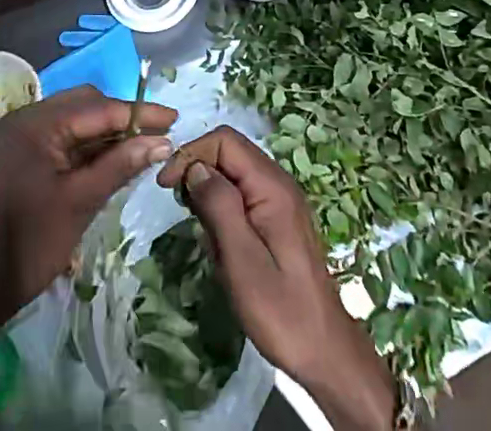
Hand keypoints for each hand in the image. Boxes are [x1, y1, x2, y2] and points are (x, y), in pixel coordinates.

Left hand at [0, 85, 178, 317]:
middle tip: (158, 137)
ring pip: (75, 122)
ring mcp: (20, 139)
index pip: (100, 107)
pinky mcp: (19, 158)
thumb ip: (121, 165)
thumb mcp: (80, 202)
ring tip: (142, 150)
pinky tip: (111, 163)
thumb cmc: (27, 243)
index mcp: (38, 124)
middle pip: (87, 105)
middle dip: (123, 119)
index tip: (176, 119)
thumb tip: (163, 141)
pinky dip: (87, 148)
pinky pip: (61, 140)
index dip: (140, 113)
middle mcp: (27, 120)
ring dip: (107, 134)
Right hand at [158, 128, 395, 430]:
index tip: (166, 185)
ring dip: (209, 193)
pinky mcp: (277, 217)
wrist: (324, 348)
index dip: (191, 154)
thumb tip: (196, 168)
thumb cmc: (281, 310)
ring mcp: (280, 200)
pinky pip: (242, 194)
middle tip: (181, 209)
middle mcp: (278, 183)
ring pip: (233, 172)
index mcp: (272, 187)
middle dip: (198, 171)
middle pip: (229, 151)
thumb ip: (220, 207)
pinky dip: (221, 208)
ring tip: (203, 232)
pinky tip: (219, 241)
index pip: (225, 141)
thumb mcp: (242, 261)